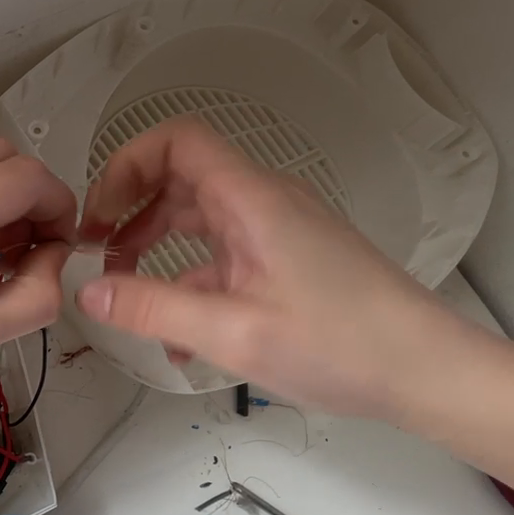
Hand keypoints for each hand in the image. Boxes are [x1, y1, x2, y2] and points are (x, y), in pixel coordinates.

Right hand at [74, 117, 472, 421]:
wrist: (427, 373)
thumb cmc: (340, 345)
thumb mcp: (231, 332)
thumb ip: (152, 308)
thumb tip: (86, 292)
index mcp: (252, 201)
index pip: (177, 141)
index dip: (126, 166)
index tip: (98, 219)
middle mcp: (261, 205)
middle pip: (177, 179)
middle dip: (126, 212)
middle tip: (95, 258)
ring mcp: (272, 234)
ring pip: (192, 220)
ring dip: (148, 249)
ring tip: (121, 294)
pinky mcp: (279, 264)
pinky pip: (215, 259)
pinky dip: (181, 284)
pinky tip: (170, 336)